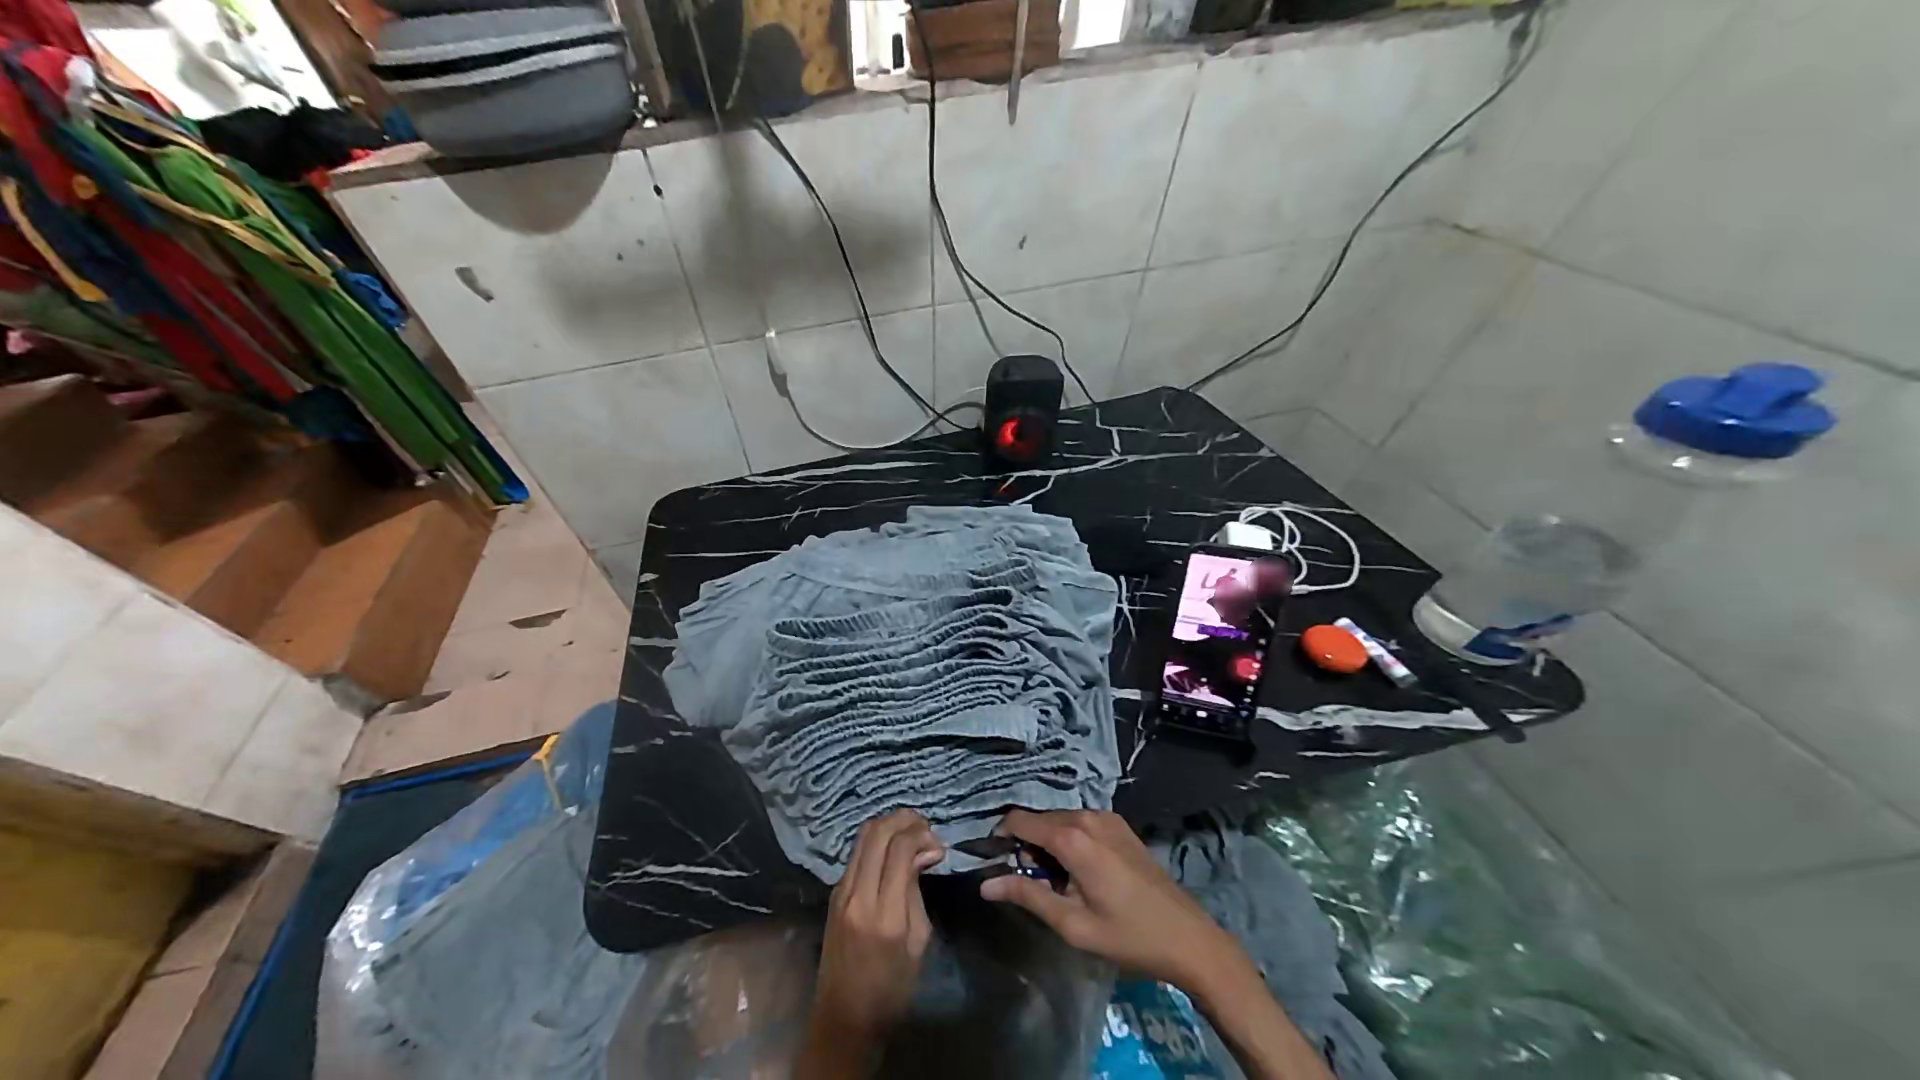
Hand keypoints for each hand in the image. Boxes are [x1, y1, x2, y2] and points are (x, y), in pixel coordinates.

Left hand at [797, 810, 942, 1077]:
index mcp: (884, 914)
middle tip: (925, 825)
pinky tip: (894, 849)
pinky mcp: (834, 894)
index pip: (899, 849)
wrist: (844, 1017)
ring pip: (862, 837)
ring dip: (888, 825)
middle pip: (876, 833)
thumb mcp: (918, 942)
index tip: (938, 843)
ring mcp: (840, 892)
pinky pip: (856, 853)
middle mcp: (857, 895)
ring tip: (912, 832)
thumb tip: (926, 850)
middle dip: (903, 819)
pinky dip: (877, 841)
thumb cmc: (892, 987)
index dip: (921, 834)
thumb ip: (917, 890)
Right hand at [978, 809, 1249, 993]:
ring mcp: (1107, 818)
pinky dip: (1068, 839)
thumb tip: (986, 884)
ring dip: (1047, 843)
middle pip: (1039, 819)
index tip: (992, 860)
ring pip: (1059, 821)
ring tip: (1055, 883)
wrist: (1188, 937)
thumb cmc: (1127, 935)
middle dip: (1025, 844)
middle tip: (1029, 883)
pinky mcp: (1120, 825)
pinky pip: (1080, 823)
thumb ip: (1028, 897)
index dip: (1000, 836)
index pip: (1019, 820)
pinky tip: (1078, 871)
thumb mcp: (1072, 924)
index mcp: (1073, 838)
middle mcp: (1087, 817)